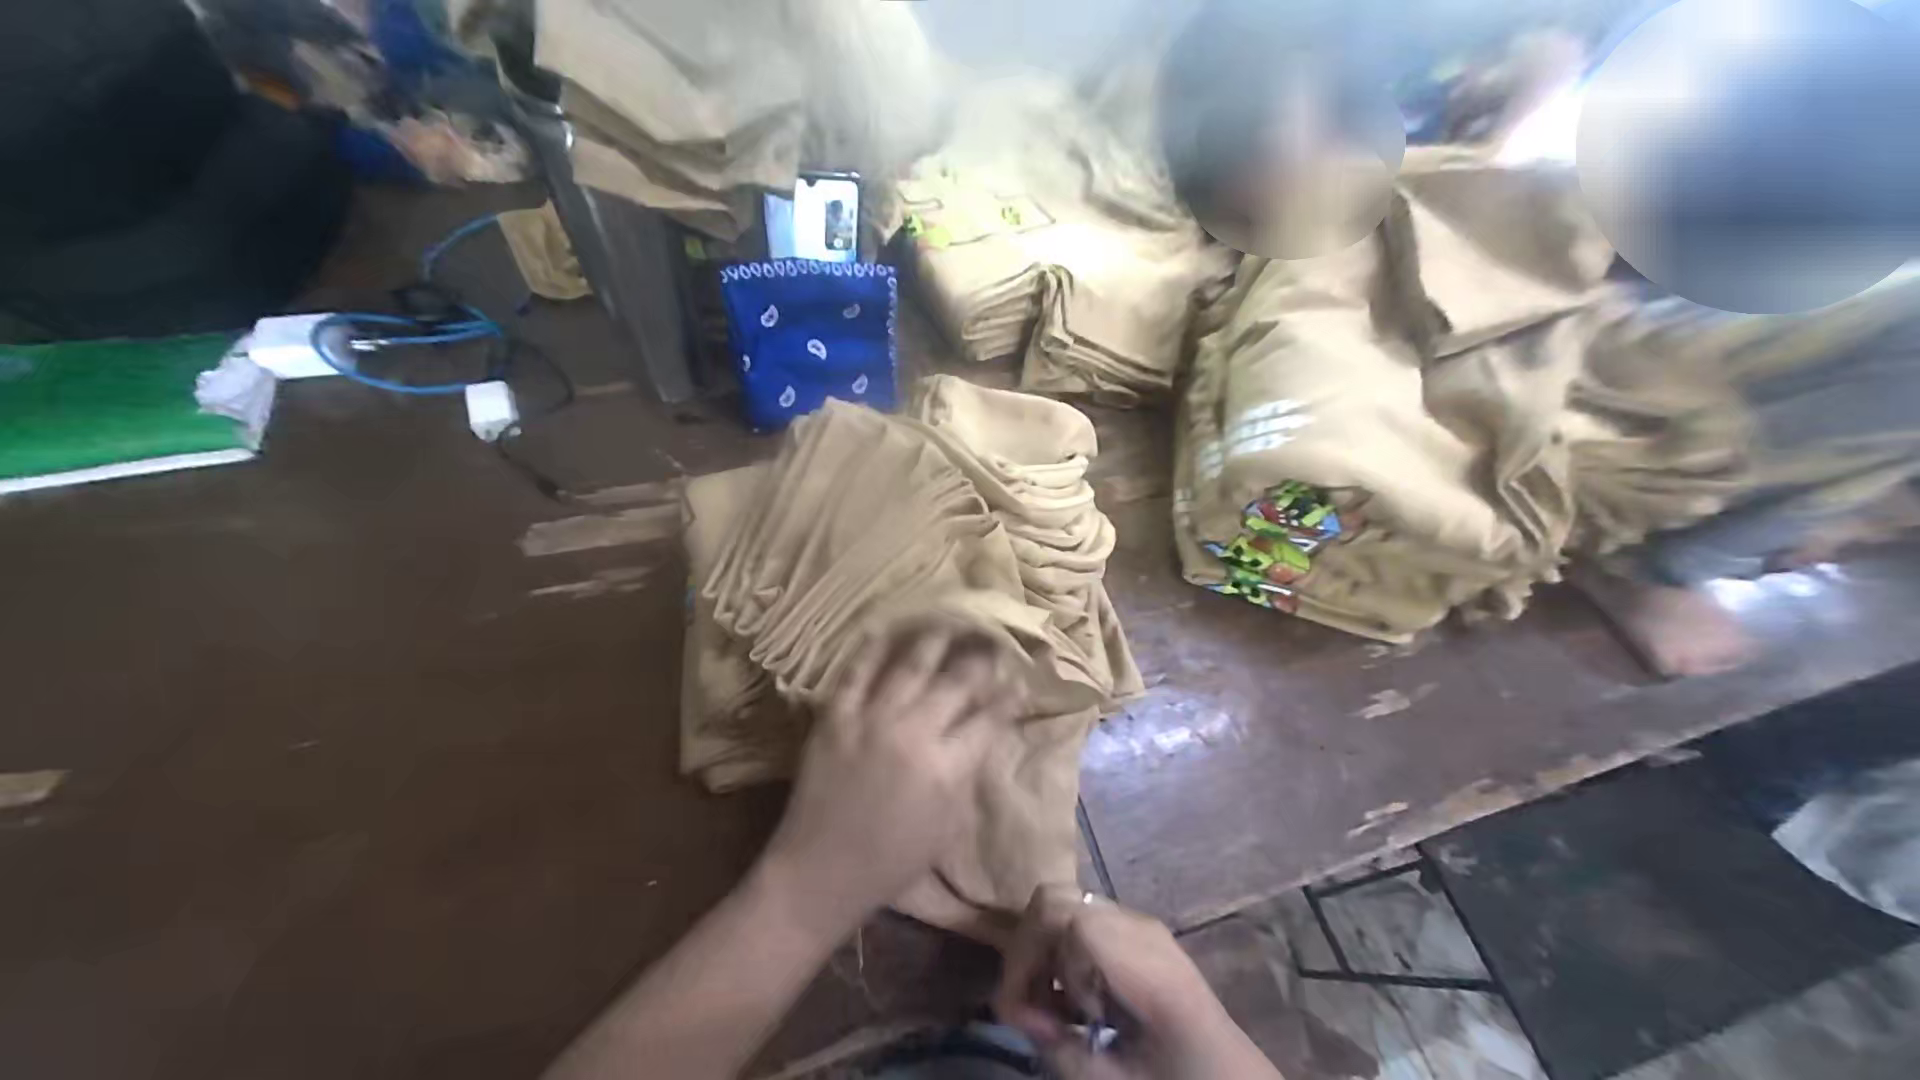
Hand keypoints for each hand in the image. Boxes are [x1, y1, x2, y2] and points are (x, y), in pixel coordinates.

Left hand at [756, 627, 1022, 935]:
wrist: (820, 872)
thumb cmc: (892, 860)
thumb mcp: (947, 823)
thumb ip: (966, 771)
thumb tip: (982, 728)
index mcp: (948, 769)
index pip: (988, 718)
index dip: (1007, 695)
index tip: (1017, 675)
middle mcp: (915, 734)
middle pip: (957, 682)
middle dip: (980, 657)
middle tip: (991, 636)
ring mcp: (872, 721)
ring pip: (911, 664)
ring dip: (936, 638)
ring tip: (951, 617)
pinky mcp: (836, 717)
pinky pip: (857, 671)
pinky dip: (874, 646)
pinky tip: (890, 626)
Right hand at [995, 886, 1281, 1079]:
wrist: (1237, 1079)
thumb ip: (1062, 1048)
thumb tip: (1013, 1011)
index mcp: (1144, 964)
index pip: (1066, 916)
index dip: (1030, 955)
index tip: (1023, 1010)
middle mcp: (1139, 927)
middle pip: (1058, 898)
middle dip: (1028, 944)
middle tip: (1026, 1000)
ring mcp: (1140, 923)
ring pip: (1066, 904)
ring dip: (1044, 947)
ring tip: (1050, 1004)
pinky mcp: (1139, 931)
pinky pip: (1085, 919)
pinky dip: (1064, 949)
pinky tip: (1074, 997)